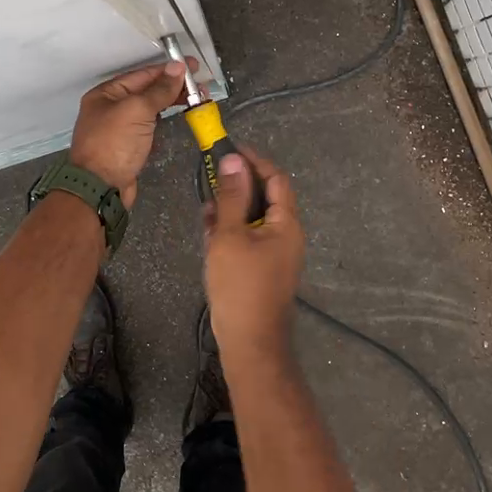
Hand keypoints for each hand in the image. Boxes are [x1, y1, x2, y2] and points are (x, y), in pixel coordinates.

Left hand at [68, 59, 190, 207]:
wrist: (100, 189)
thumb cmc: (114, 145)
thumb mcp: (137, 110)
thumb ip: (159, 90)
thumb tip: (177, 68)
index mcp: (106, 94)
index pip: (142, 75)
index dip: (168, 70)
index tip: (192, 67)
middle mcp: (110, 109)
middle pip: (146, 92)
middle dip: (172, 88)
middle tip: (200, 88)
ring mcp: (118, 130)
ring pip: (148, 111)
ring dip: (170, 104)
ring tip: (194, 101)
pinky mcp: (127, 148)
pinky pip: (148, 129)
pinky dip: (162, 124)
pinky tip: (176, 120)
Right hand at [202, 146, 302, 357]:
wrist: (249, 343)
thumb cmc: (240, 285)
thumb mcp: (230, 236)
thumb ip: (232, 196)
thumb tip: (234, 159)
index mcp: (286, 224)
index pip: (276, 178)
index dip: (254, 160)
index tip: (227, 148)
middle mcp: (286, 236)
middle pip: (265, 197)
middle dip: (237, 185)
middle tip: (210, 177)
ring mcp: (275, 254)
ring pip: (253, 219)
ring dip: (230, 209)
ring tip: (205, 209)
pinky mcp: (262, 270)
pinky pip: (248, 239)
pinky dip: (230, 231)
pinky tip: (209, 234)